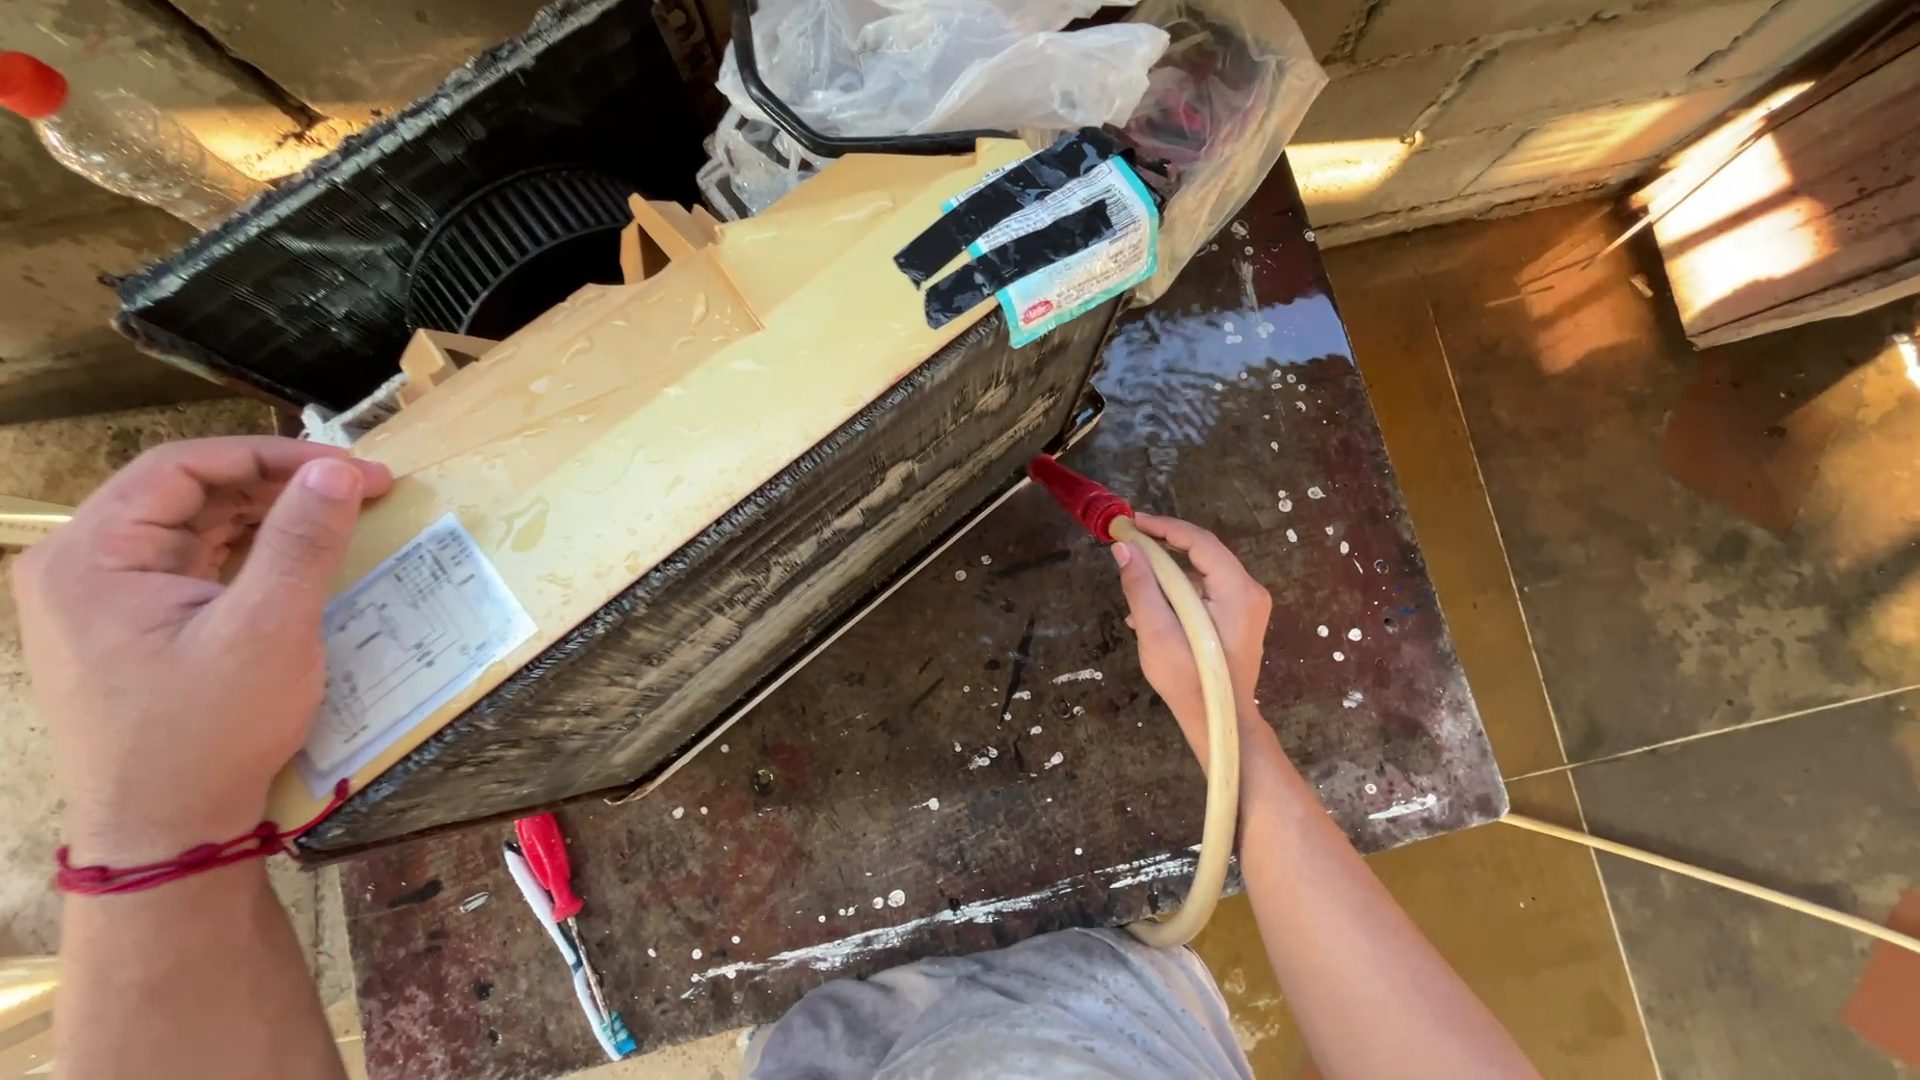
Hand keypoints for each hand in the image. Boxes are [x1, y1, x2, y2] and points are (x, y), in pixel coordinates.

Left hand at [11, 437, 391, 864]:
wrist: (170, 827)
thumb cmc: (210, 728)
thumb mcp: (268, 630)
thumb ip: (302, 543)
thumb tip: (339, 469)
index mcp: (92, 557)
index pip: (182, 467)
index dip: (274, 455)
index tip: (354, 470)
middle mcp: (87, 567)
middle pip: (189, 491)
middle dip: (282, 481)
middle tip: (365, 489)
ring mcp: (111, 598)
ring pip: (200, 524)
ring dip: (275, 512)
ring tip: (345, 514)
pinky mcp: (143, 624)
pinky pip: (204, 562)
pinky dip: (260, 548)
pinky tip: (307, 554)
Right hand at [1111, 513, 1271, 768]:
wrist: (1219, 723)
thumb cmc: (1188, 680)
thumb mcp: (1156, 632)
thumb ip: (1141, 586)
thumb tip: (1124, 547)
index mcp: (1237, 591)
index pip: (1200, 542)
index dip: (1164, 527)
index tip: (1131, 522)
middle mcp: (1249, 591)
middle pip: (1204, 552)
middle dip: (1164, 544)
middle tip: (1129, 540)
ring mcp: (1248, 605)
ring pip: (1203, 571)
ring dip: (1168, 571)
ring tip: (1134, 583)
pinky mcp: (1239, 618)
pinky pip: (1206, 590)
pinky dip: (1178, 590)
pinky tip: (1151, 610)